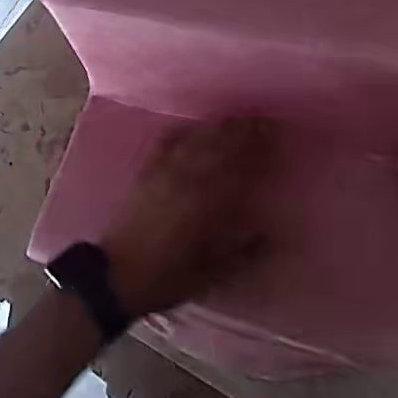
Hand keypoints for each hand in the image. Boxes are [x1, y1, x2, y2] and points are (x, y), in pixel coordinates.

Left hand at [103, 116, 277, 317]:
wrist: (118, 276)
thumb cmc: (172, 274)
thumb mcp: (217, 268)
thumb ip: (246, 246)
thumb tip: (269, 230)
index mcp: (213, 197)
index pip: (245, 161)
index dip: (263, 145)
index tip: (279, 134)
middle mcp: (192, 176)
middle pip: (224, 142)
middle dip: (246, 129)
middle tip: (264, 121)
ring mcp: (167, 170)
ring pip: (200, 137)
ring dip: (222, 127)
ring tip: (238, 121)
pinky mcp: (147, 171)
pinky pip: (169, 141)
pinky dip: (186, 131)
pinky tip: (195, 127)